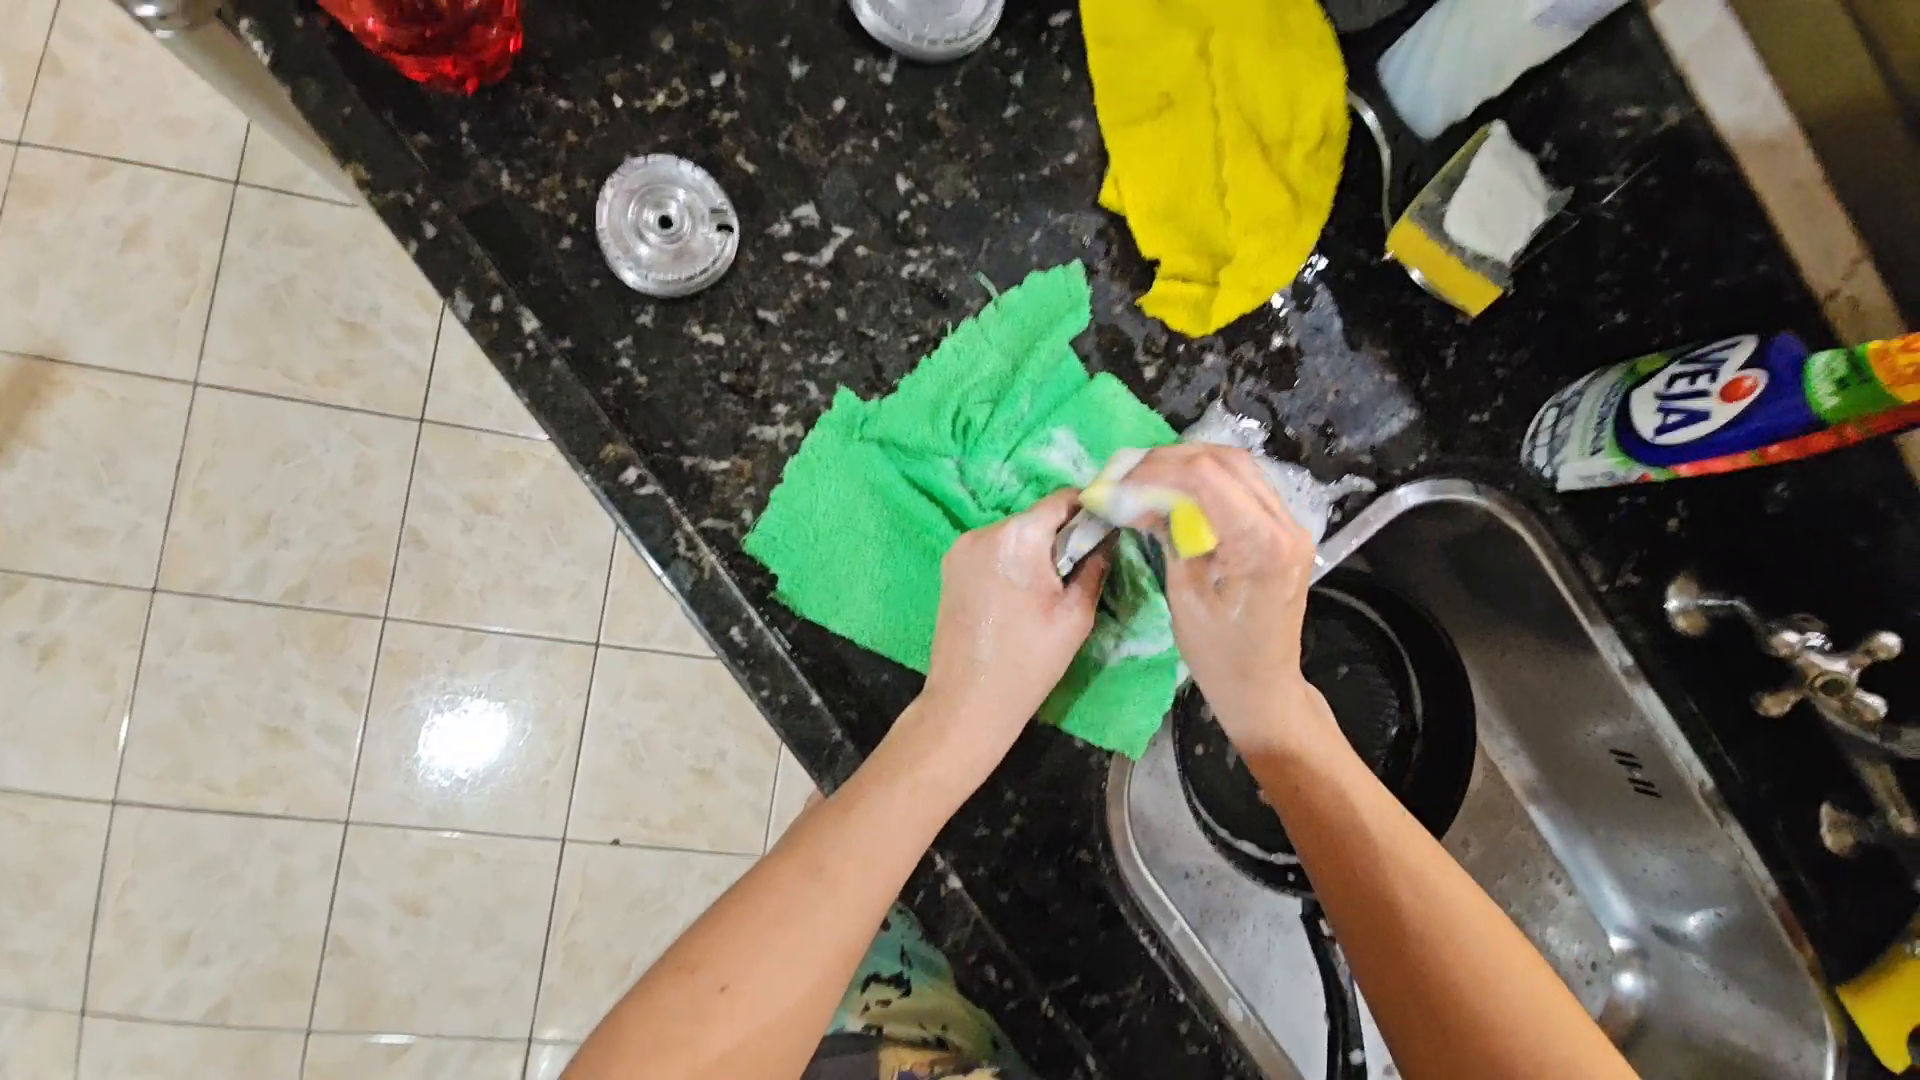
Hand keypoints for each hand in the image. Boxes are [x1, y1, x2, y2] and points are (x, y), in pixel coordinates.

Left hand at [896, 491, 1109, 784]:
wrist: (968, 700)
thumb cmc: (1029, 661)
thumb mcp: (1076, 615)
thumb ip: (1094, 566)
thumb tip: (1106, 537)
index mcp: (1017, 536)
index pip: (1062, 499)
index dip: (1089, 510)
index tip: (1104, 531)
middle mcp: (984, 532)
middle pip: (1036, 518)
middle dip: (1059, 538)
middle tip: (1075, 574)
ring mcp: (961, 548)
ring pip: (1014, 535)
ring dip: (1034, 552)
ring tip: (1043, 594)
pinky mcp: (949, 567)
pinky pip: (992, 551)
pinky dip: (1010, 563)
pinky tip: (1017, 598)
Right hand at [1122, 445, 1337, 756]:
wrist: (1263, 685)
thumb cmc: (1220, 656)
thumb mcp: (1184, 594)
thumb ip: (1169, 534)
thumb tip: (1136, 496)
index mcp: (1261, 545)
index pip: (1205, 477)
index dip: (1154, 472)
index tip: (1117, 485)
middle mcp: (1286, 524)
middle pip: (1224, 460)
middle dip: (1167, 461)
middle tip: (1125, 477)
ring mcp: (1291, 524)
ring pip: (1236, 464)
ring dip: (1186, 464)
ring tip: (1144, 479)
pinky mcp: (1284, 528)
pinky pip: (1243, 484)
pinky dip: (1205, 479)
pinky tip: (1174, 491)